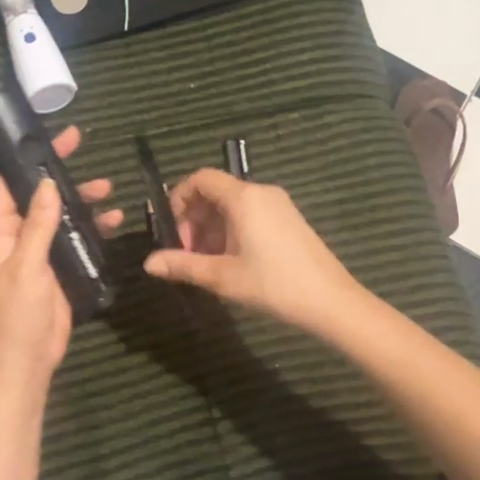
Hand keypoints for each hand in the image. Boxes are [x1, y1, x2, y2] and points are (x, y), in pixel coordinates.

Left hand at [0, 126, 122, 381]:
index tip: (46, 137)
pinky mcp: (60, 269)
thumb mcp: (26, 266)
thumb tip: (46, 183)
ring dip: (81, 200)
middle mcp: (19, 237)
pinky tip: (114, 221)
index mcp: (0, 232)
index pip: (5, 184)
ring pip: (61, 215)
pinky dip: (94, 228)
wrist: (27, 361)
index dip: (22, 158)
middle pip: (37, 194)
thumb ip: (38, 224)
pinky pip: (77, 240)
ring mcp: (41, 253)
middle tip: (83, 146)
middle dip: (58, 172)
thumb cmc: (17, 314)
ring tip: (108, 188)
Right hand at [142, 168, 363, 331]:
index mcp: (243, 198)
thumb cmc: (273, 285)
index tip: (171, 231)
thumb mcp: (222, 276)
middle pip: (215, 192)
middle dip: (194, 220)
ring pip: (232, 206)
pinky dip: (232, 231)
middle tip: (187, 254)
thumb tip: (148, 263)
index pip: (201, 178)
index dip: (179, 199)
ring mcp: (278, 205)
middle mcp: (261, 192)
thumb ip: (182, 265)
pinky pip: (250, 214)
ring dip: (212, 229)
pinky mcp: (289, 219)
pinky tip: (231, 262)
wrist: (330, 301)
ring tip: (207, 263)